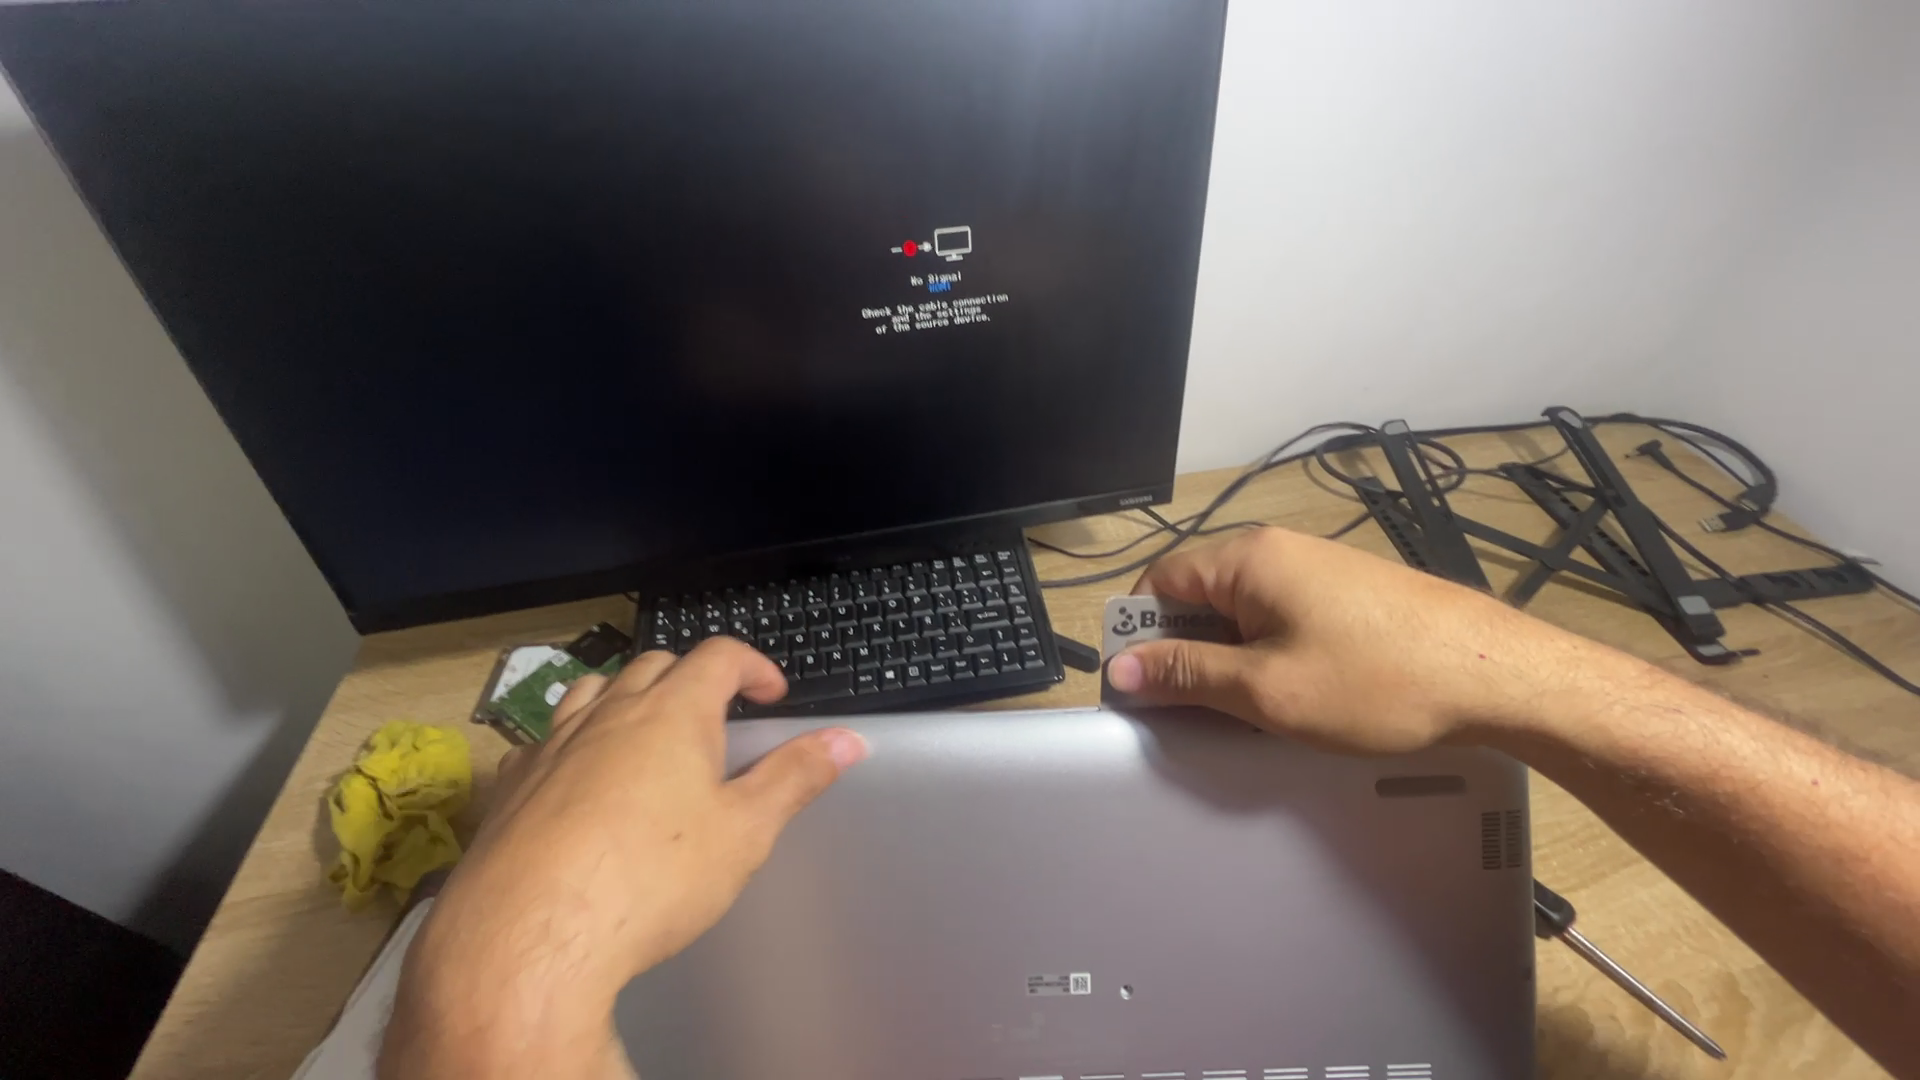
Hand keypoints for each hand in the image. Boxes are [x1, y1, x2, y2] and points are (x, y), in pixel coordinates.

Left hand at [380, 639, 868, 1079]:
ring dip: (628, 693)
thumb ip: (797, 776)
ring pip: (594, 688)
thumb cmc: (651, 880)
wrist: (525, 944)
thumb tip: (849, 739)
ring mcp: (553, 745)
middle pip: (656, 662)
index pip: (720, 655)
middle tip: (718, 715)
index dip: (754, 665)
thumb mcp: (745, 831)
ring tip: (647, 729)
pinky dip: (572, 739)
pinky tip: (576, 776)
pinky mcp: (511, 785)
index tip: (772, 694)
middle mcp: (610, 713)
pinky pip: (544, 738)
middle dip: (694, 676)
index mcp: (673, 713)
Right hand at [1105, 526, 1603, 752]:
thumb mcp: (1266, 689)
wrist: (1504, 678)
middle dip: (1184, 650)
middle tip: (1192, 709)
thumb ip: (1186, 674)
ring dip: (1226, 657)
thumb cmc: (1379, 682)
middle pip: (1196, 595)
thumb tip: (1120, 669)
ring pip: (1237, 611)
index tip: (1141, 686)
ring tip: (1245, 709)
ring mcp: (1315, 569)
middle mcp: (1277, 551)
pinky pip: (1277, 617)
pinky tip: (1289, 694)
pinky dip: (1264, 654)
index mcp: (1247, 558)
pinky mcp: (1345, 592)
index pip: (1158, 582)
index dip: (1139, 634)